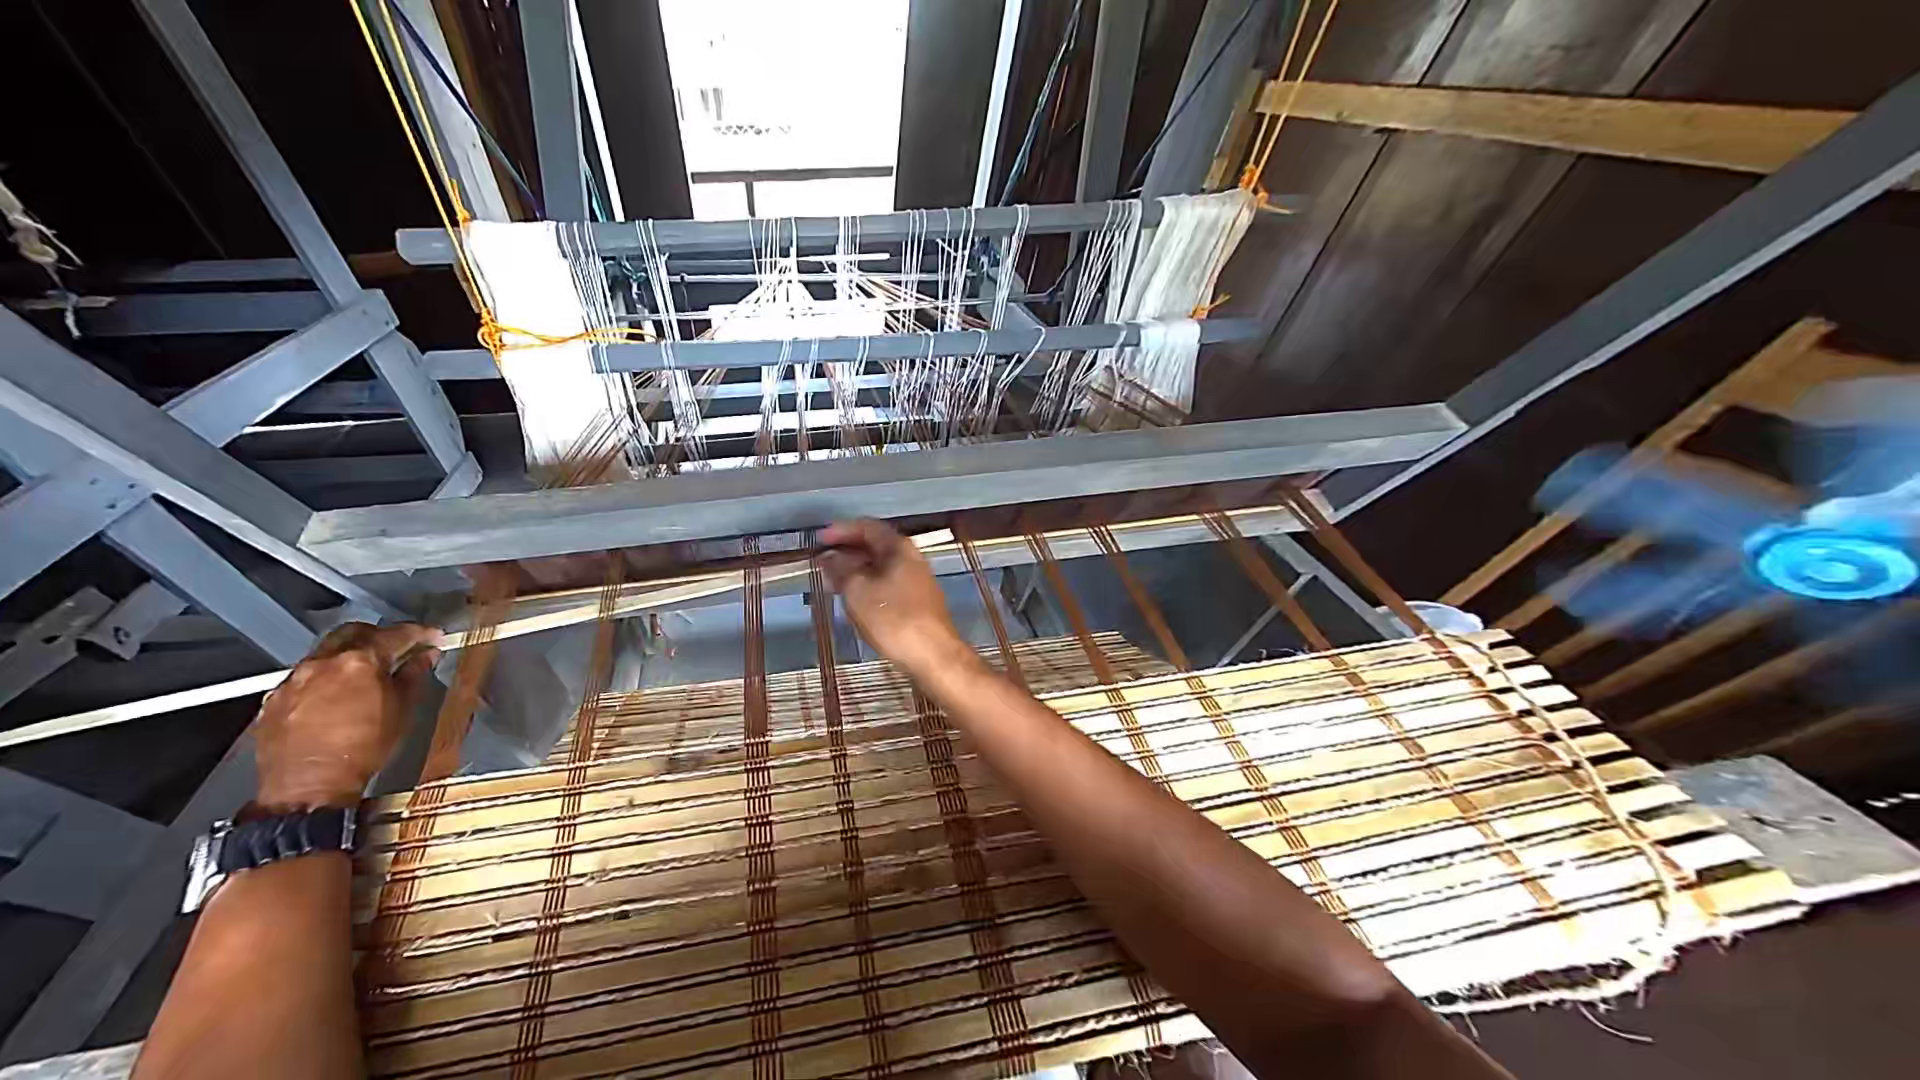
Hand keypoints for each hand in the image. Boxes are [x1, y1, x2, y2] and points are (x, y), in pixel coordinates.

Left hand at [254, 622, 440, 809]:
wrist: (309, 786)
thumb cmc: (359, 751)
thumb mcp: (402, 709)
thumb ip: (413, 675)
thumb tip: (423, 657)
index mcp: (358, 662)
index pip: (395, 634)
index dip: (420, 634)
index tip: (431, 637)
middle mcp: (322, 663)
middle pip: (354, 632)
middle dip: (378, 635)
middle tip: (398, 646)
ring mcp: (294, 680)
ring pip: (325, 652)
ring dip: (349, 656)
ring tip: (368, 673)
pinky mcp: (274, 699)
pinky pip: (304, 676)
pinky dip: (325, 677)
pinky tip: (338, 694)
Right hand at [819, 519, 974, 678]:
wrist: (933, 655)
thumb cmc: (894, 619)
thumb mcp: (858, 591)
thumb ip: (841, 570)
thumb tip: (830, 557)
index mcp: (899, 548)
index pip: (867, 527)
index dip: (841, 530)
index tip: (819, 539)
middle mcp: (911, 558)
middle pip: (875, 546)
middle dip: (846, 551)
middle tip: (822, 561)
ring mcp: (917, 580)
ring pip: (881, 566)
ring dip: (856, 570)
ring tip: (832, 581)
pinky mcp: (918, 601)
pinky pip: (887, 583)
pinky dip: (868, 584)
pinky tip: (855, 598)